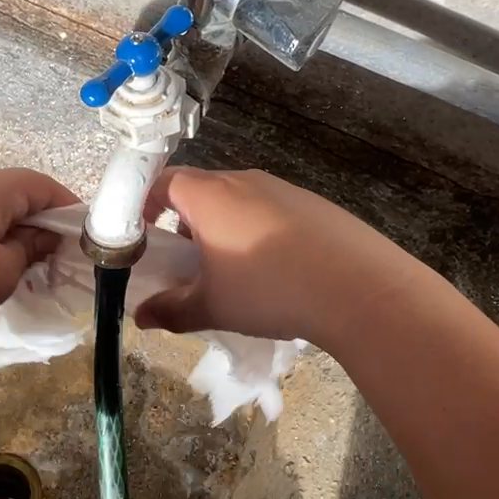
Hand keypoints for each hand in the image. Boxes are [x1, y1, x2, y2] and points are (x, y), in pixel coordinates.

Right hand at [134, 167, 436, 350]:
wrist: (357, 286)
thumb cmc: (268, 289)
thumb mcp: (212, 306)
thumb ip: (172, 310)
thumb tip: (141, 318)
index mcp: (208, 196)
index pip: (162, 181)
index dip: (144, 203)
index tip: (142, 234)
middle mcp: (242, 181)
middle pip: (199, 189)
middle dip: (183, 221)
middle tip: (184, 260)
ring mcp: (281, 188)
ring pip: (236, 200)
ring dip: (221, 227)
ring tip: (230, 270)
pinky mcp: (312, 203)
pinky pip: (269, 210)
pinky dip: (256, 231)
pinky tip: (274, 270)